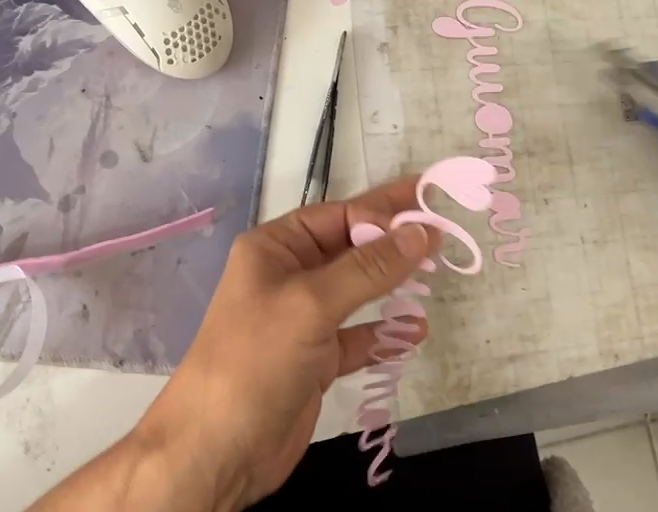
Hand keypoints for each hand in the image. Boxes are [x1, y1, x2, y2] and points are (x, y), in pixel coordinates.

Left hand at [129, 177, 434, 508]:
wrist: (215, 450)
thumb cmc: (255, 359)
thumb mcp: (312, 303)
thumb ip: (369, 267)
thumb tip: (421, 230)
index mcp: (275, 248)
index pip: (337, 215)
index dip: (381, 211)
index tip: (427, 207)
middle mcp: (287, 276)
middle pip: (349, 248)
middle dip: (392, 241)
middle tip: (442, 229)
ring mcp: (300, 320)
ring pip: (356, 291)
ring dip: (392, 284)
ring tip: (436, 273)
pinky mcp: (313, 360)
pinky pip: (356, 336)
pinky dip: (384, 333)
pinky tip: (415, 331)